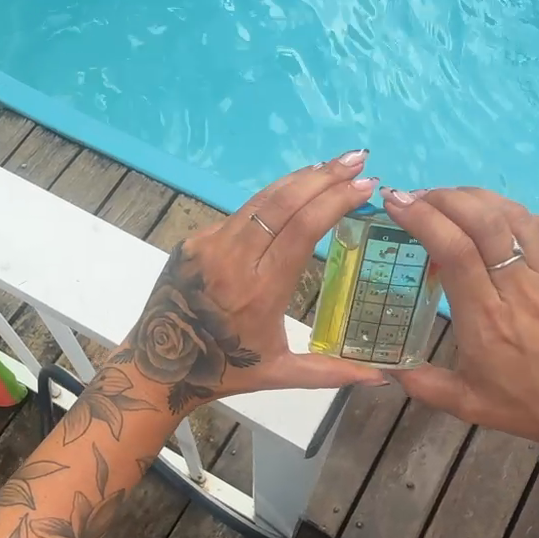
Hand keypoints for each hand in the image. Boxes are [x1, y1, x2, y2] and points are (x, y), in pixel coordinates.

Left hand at [114, 153, 388, 413]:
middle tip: (357, 161)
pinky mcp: (193, 242)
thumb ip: (331, 372)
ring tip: (331, 167)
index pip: (302, 230)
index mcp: (259, 292)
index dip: (334, 202)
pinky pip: (239, 215)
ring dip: (298, 180)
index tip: (365, 188)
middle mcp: (233, 261)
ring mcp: (208, 247)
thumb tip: (380, 376)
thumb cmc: (223, 371)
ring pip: (259, 201)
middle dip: (324, 177)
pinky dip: (271, 201)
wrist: (158, 367)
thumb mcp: (278, 375)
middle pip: (282, 202)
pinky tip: (294, 193)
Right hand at [382, 187, 538, 452]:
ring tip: (449, 198)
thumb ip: (422, 384)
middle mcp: (518, 287)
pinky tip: (497, 218)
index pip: (453, 250)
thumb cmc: (534, 406)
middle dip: (443, 197)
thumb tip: (385, 368)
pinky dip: (514, 212)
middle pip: (482, 220)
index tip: (395, 202)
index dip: (422, 218)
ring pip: (513, 215)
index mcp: (486, 318)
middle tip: (415, 196)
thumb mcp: (469, 405)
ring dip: (476, 197)